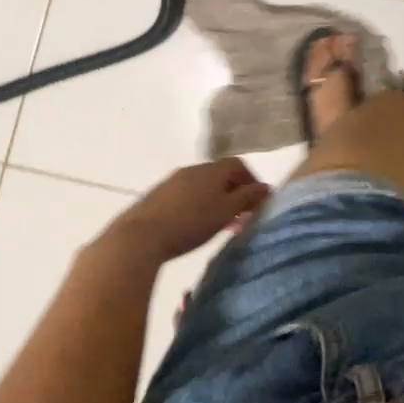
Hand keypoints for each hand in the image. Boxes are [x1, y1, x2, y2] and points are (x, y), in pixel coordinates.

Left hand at [106, 159, 269, 264]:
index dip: (251, 180)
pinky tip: (193, 226)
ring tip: (218, 224)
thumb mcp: (226, 212)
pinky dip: (195, 206)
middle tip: (240, 215)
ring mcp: (169, 183)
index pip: (238, 164)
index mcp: (211, 170)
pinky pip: (184, 196)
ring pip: (201, 187)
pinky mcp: (154, 198)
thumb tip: (266, 187)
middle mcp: (190, 170)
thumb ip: (248, 198)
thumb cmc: (191, 223)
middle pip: (219, 175)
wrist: (137, 238)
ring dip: (214, 200)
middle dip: (233, 193)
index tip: (256, 200)